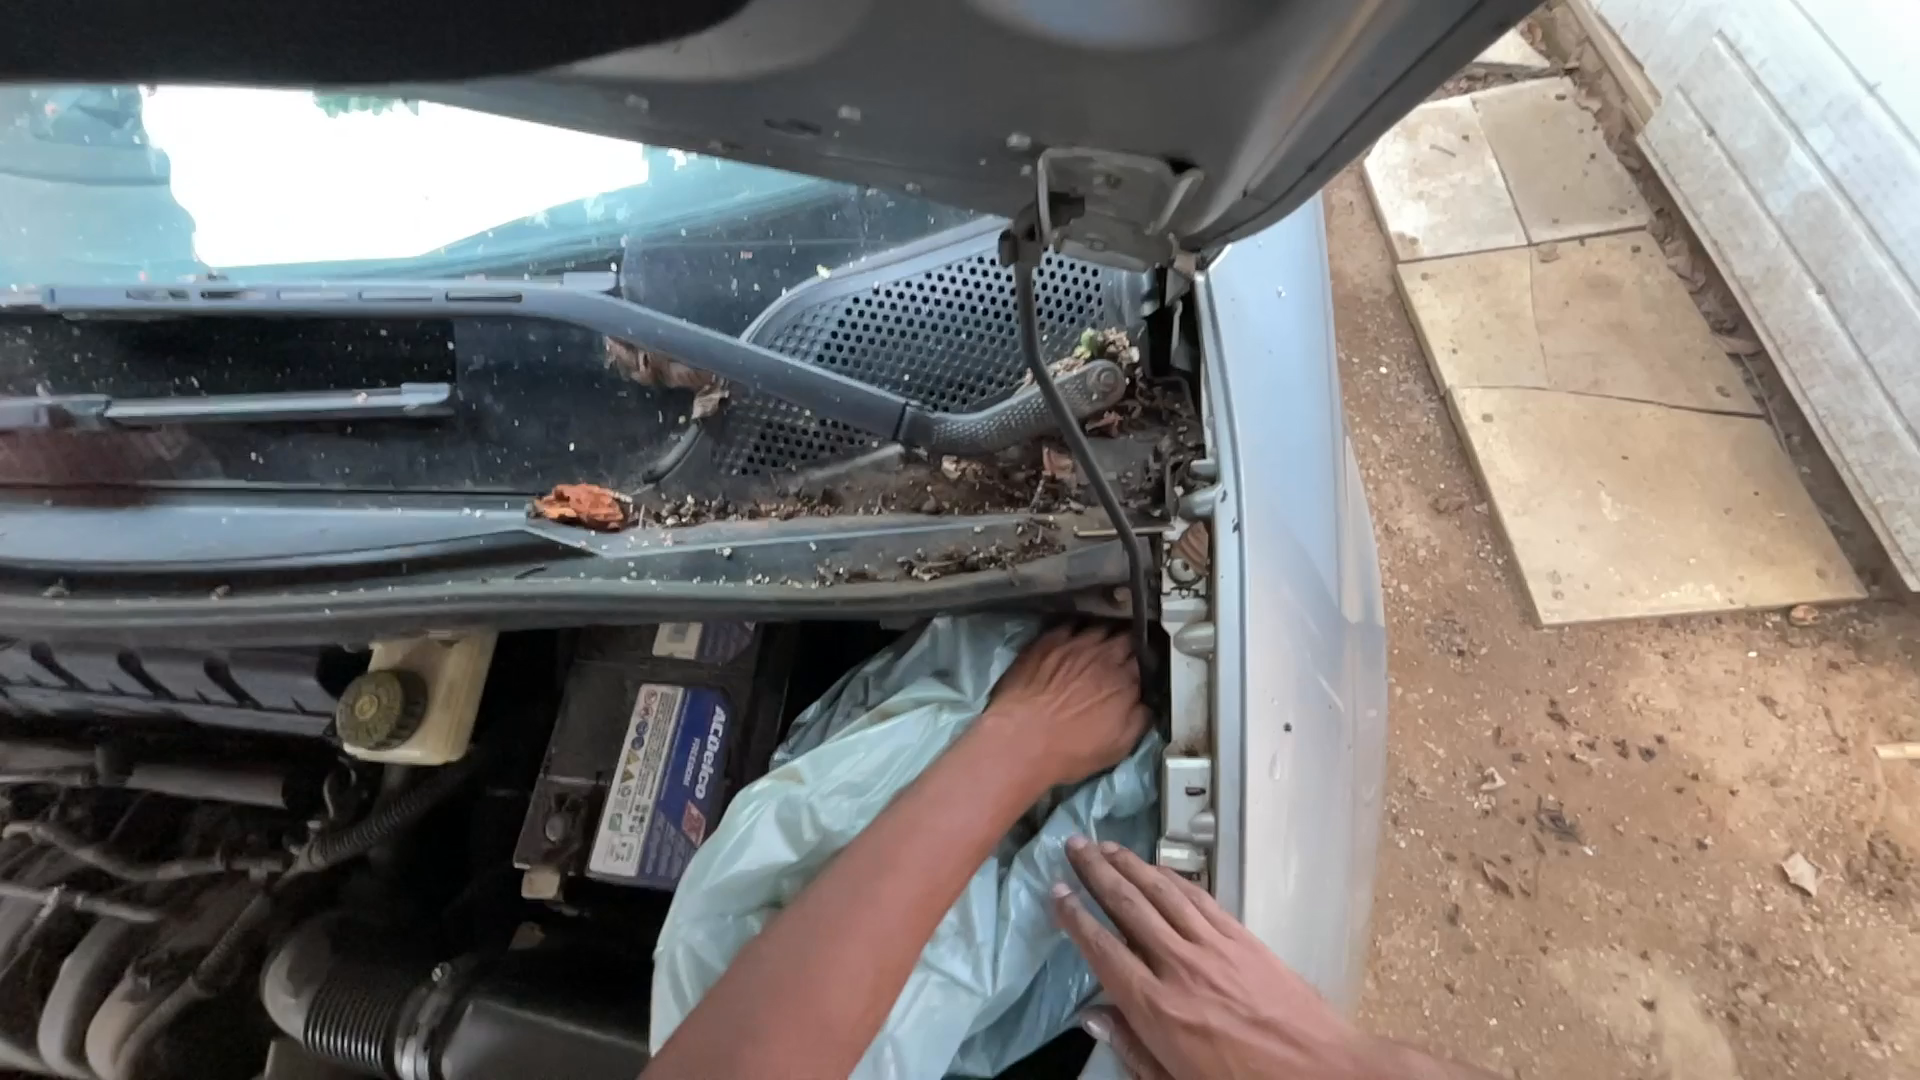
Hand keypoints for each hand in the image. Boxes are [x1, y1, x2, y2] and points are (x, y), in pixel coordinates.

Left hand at [980, 624, 1150, 789]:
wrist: (1021, 738)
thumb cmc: (1069, 748)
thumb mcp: (1119, 745)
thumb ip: (1140, 719)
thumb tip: (1146, 705)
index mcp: (1124, 682)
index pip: (1145, 662)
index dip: (1146, 664)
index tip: (1143, 669)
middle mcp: (1102, 657)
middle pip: (1126, 639)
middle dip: (1129, 645)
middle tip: (1125, 653)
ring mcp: (1074, 646)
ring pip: (1099, 628)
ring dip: (1105, 635)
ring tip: (1101, 643)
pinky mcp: (1047, 642)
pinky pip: (1069, 626)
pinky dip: (1075, 631)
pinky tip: (1072, 639)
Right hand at [1052, 837, 1371, 1079]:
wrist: (1326, 1077)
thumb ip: (1132, 1048)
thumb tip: (1092, 1012)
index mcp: (1158, 1008)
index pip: (1103, 948)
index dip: (1075, 916)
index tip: (1056, 891)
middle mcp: (1178, 965)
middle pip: (1127, 904)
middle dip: (1096, 870)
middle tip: (1073, 843)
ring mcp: (1212, 945)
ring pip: (1160, 890)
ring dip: (1129, 863)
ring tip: (1105, 844)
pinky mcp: (1240, 936)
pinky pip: (1197, 896)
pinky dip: (1171, 876)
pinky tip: (1156, 867)